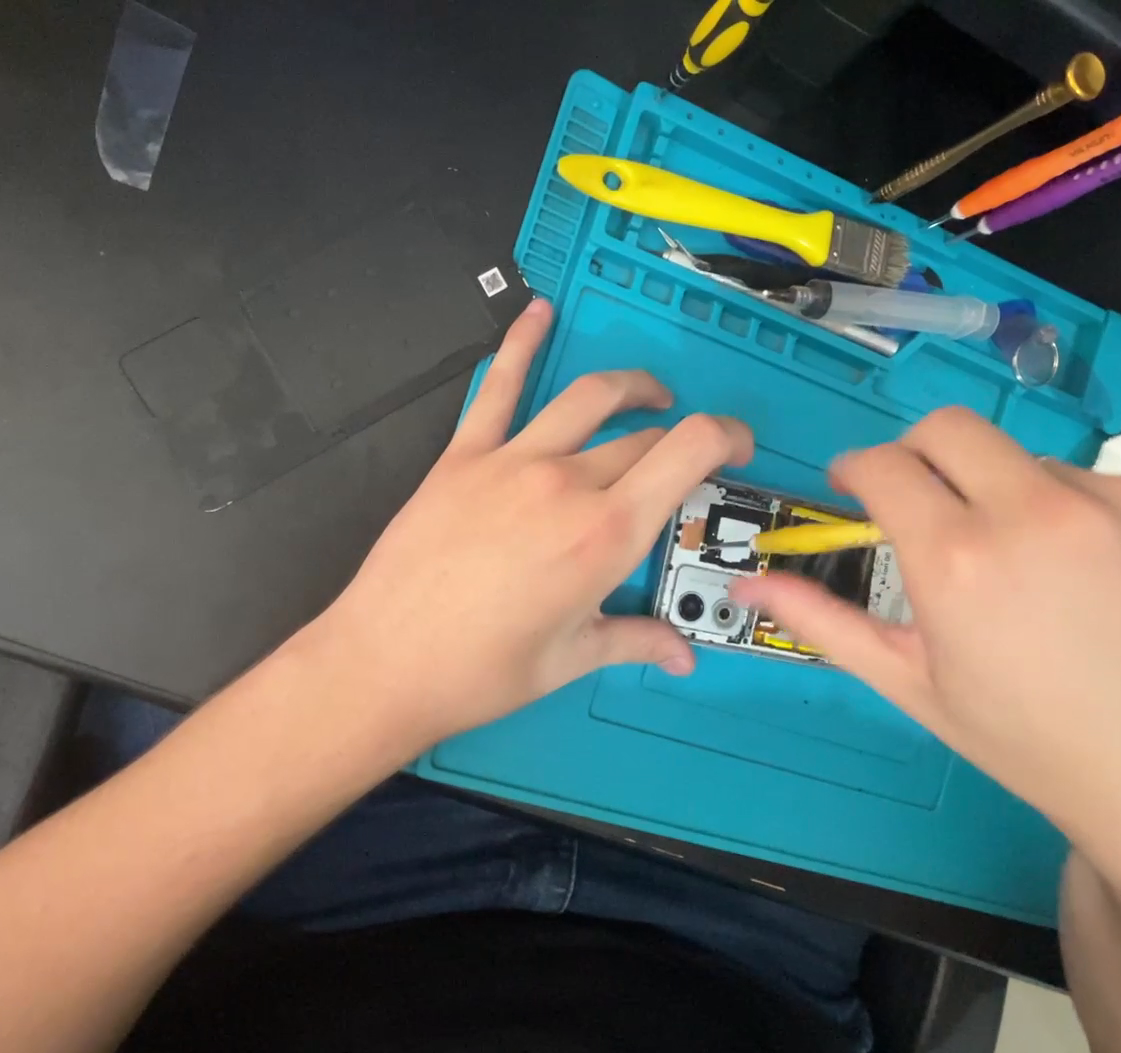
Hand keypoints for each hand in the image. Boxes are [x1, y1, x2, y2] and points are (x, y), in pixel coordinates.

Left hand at [310, 298, 751, 745]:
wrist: (384, 663)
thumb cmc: (479, 673)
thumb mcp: (569, 660)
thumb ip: (634, 642)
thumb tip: (681, 657)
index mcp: (606, 536)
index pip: (689, 453)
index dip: (726, 436)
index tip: (736, 445)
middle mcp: (567, 485)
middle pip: (642, 437)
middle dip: (674, 442)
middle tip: (679, 461)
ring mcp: (512, 462)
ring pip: (588, 398)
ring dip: (629, 387)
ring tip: (646, 393)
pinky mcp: (463, 456)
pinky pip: (498, 386)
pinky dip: (521, 343)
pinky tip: (538, 312)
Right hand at [732, 408, 1120, 961]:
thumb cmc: (1033, 745)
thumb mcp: (913, 685)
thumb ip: (822, 621)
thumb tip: (746, 583)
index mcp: (958, 560)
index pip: (884, 465)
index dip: (856, 469)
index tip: (854, 487)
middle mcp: (1037, 510)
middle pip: (949, 427)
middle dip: (915, 453)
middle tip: (920, 501)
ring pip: (1026, 460)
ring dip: (1001, 492)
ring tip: (1026, 566)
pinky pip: (1099, 482)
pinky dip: (1074, 511)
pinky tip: (1095, 576)